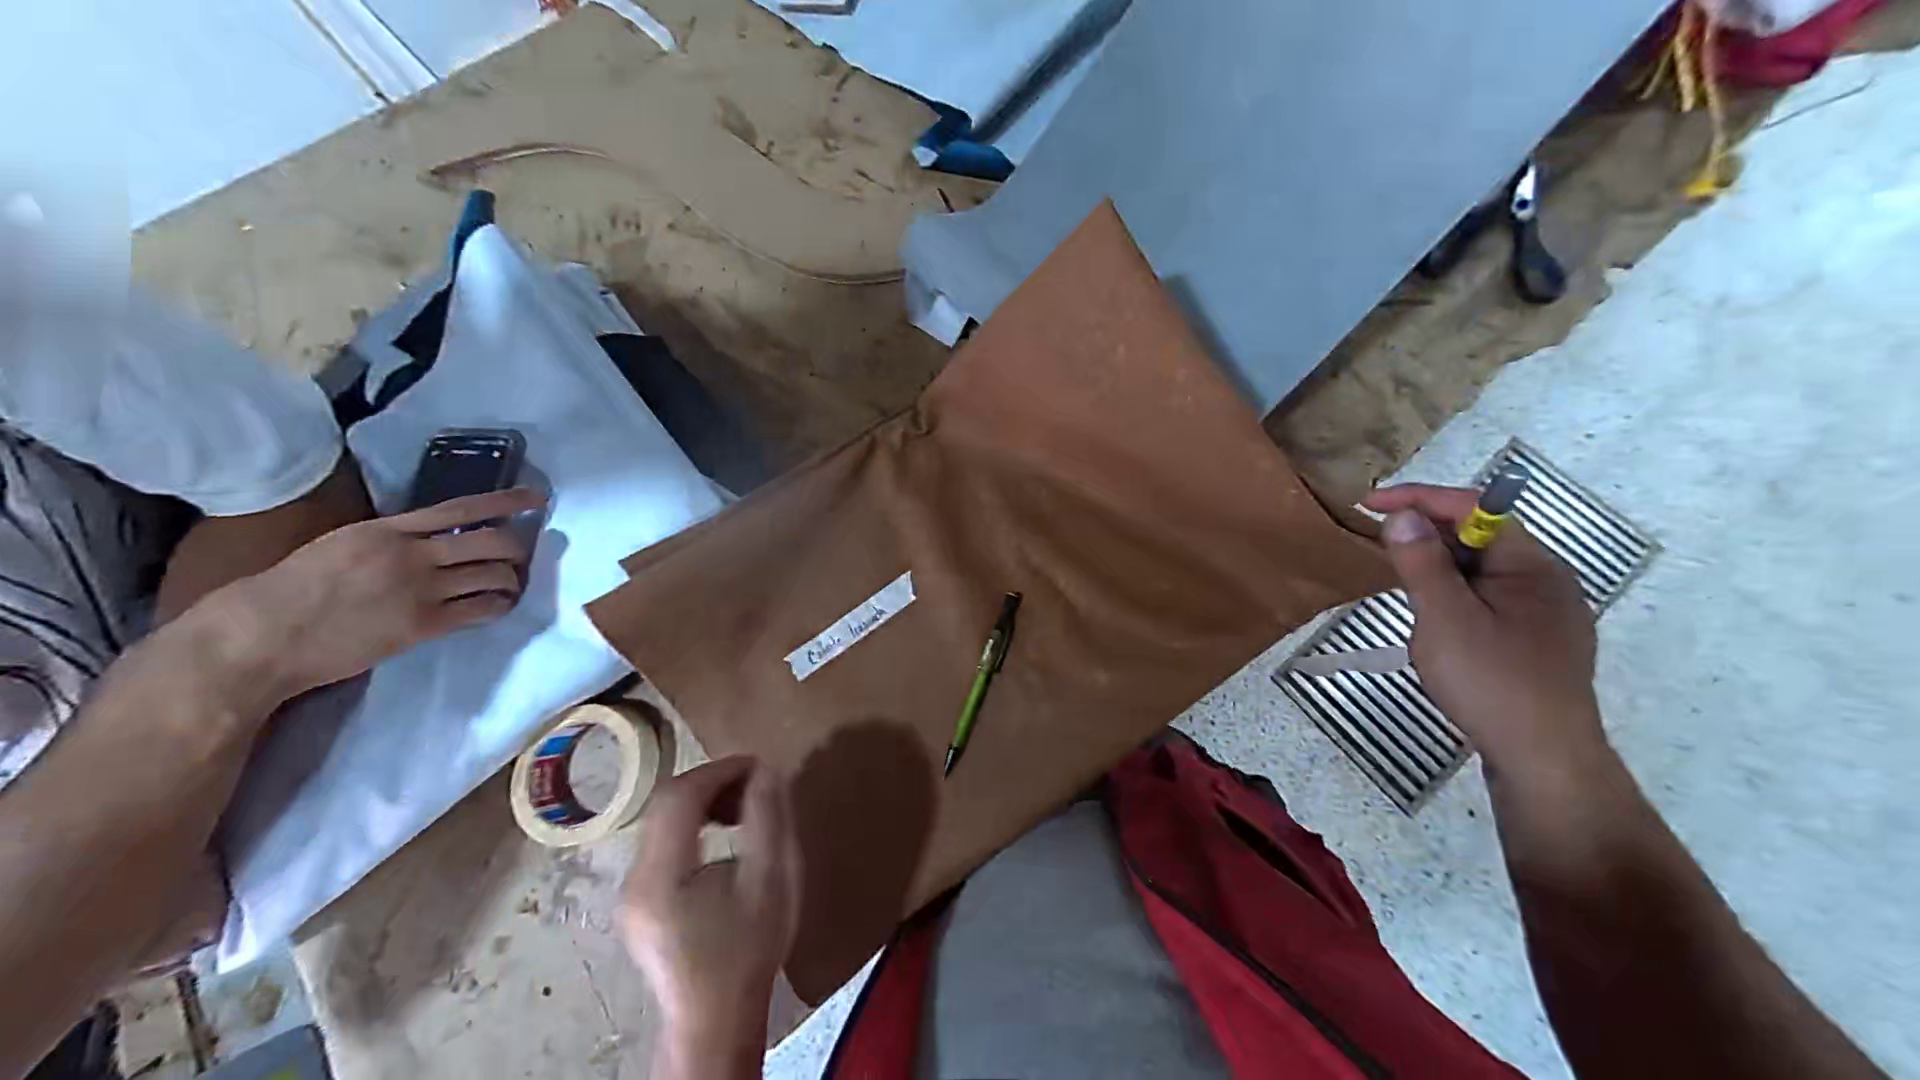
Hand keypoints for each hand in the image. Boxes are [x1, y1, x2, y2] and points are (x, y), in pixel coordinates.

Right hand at [195, 487, 545, 703]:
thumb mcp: (341, 547)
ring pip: (496, 575)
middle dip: (515, 549)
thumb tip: (430, 542)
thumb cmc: (288, 591)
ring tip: (506, 585)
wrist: (259, 637)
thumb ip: (390, 541)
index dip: (505, 502)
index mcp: (386, 530)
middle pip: (493, 542)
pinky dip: (499, 605)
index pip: (461, 508)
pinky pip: (484, 609)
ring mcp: (421, 590)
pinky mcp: (425, 624)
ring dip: (510, 579)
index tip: (538, 499)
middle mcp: (412, 554)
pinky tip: (496, 606)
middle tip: (515, 558)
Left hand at [620, 757, 799, 1078]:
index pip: (680, 796)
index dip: (720, 771)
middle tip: (754, 786)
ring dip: (703, 802)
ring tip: (743, 809)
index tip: (758, 766)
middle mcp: (635, 879)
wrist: (715, 1022)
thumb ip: (767, 820)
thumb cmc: (746, 953)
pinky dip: (694, 825)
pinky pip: (664, 844)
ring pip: (662, 822)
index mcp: (660, 874)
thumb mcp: (770, 881)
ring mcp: (633, 892)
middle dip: (712, 783)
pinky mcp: (641, 903)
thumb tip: (765, 771)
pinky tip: (724, 838)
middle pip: (665, 804)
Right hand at [1363, 484, 1606, 775]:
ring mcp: (1540, 611)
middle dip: (1425, 528)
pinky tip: (1427, 608)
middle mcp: (1544, 580)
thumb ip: (1422, 564)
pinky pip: (1482, 594)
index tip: (1369, 503)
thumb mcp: (1446, 619)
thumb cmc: (1493, 683)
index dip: (1420, 498)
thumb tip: (1402, 517)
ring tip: (1394, 570)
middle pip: (1479, 535)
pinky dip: (1448, 588)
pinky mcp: (1529, 638)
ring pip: (1479, 567)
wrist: (1543, 759)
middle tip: (1375, 536)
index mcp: (1534, 566)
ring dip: (1435, 560)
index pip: (1475, 509)